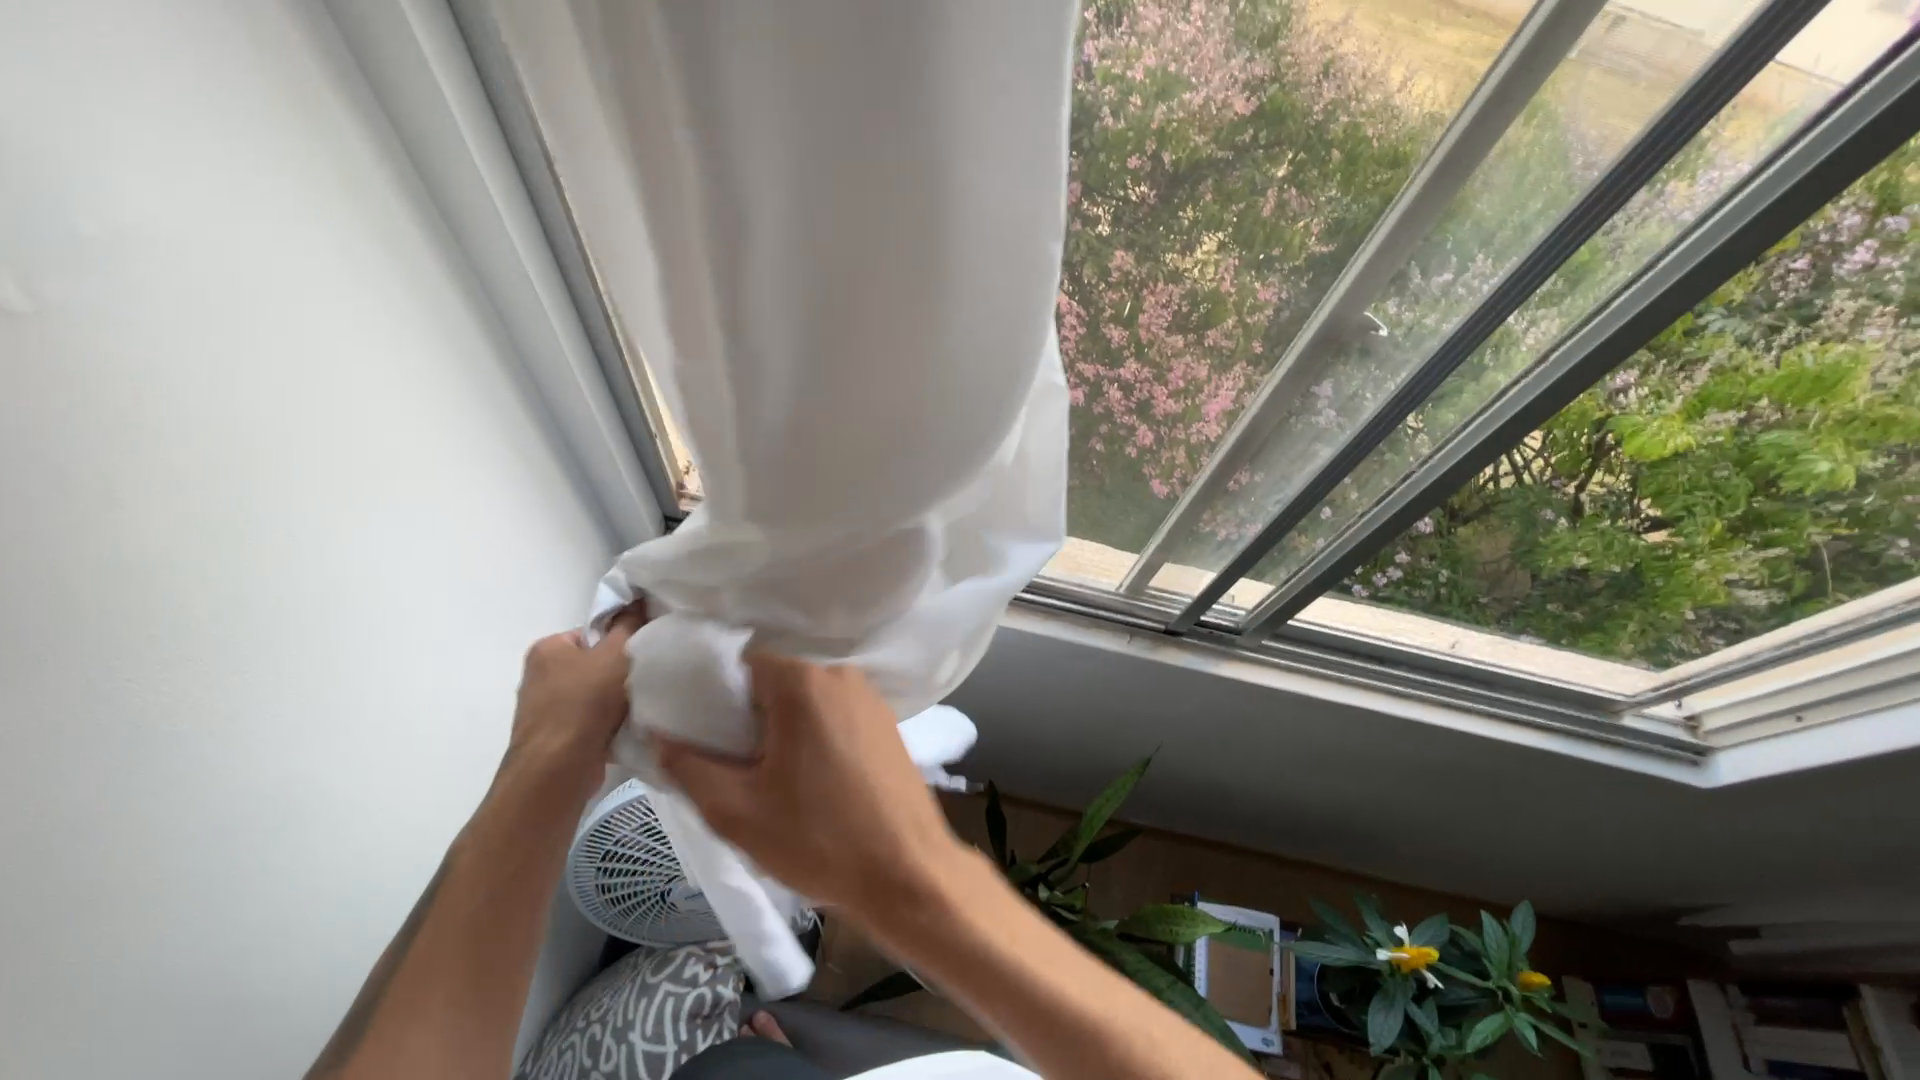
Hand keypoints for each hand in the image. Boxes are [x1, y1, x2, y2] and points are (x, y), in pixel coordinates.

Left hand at [503, 604, 646, 793]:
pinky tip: (625, 730)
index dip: (621, 642)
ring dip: (617, 703)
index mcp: (547, 648)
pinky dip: (608, 725)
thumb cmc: (586, 702)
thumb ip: (630, 625)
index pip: (593, 634)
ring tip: (637, 709)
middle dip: (620, 675)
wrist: (559, 767)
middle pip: (594, 666)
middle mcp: (539, 675)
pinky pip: (590, 722)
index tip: (641, 656)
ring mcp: (544, 710)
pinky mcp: (554, 739)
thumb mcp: (617, 653)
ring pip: (595, 697)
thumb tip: (637, 601)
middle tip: (643, 683)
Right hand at [652, 654, 963, 915]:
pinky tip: (806, 779)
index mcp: (804, 683)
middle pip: (774, 682)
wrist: (908, 875)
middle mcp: (842, 676)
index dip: (711, 696)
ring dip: (780, 730)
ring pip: (806, 702)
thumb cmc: (819, 839)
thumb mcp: (736, 810)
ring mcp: (871, 699)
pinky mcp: (889, 725)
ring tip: (763, 777)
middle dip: (745, 717)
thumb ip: (689, 766)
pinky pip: (834, 717)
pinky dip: (812, 737)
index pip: (739, 664)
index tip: (696, 734)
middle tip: (725, 762)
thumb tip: (663, 736)